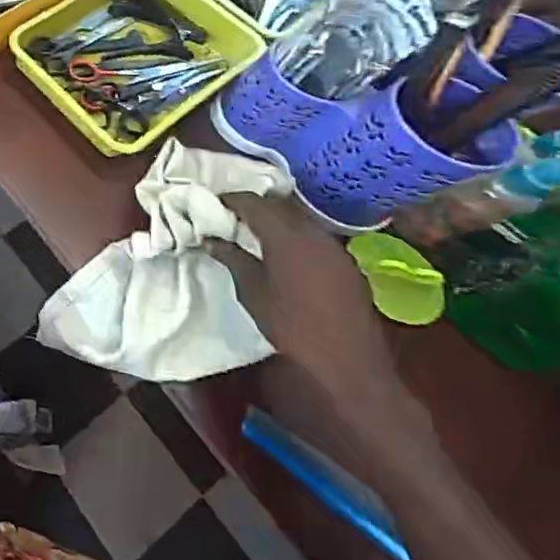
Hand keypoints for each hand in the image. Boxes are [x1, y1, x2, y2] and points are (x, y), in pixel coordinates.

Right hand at [213, 193, 394, 397]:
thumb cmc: (291, 326)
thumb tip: (211, 239)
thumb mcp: (252, 292)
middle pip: (280, 205)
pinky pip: (315, 236)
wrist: (347, 361)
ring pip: (300, 219)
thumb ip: (232, 258)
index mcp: (287, 237)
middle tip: (230, 214)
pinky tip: (284, 251)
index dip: (231, 199)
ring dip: (277, 219)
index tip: (213, 202)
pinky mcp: (347, 263)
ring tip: (254, 230)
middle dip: (254, 205)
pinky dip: (295, 234)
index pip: (254, 203)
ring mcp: (335, 248)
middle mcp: (314, 234)